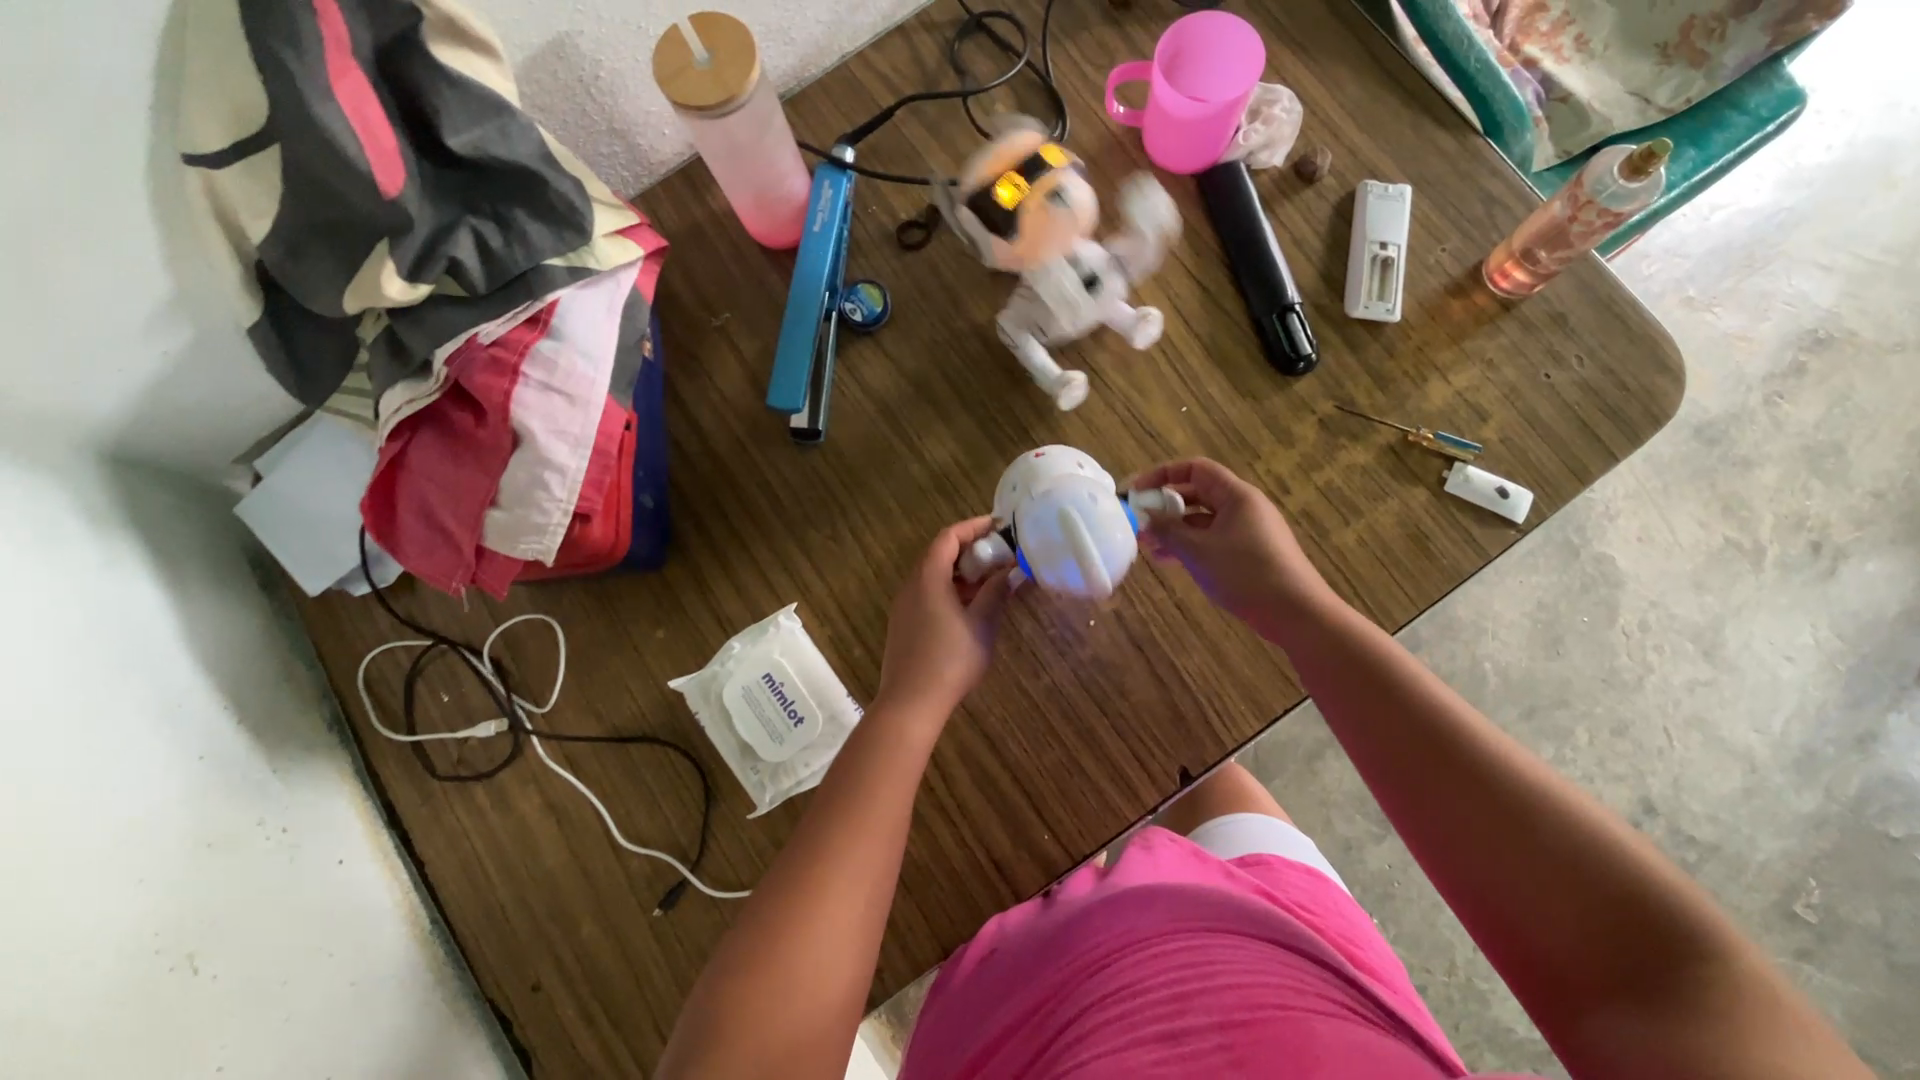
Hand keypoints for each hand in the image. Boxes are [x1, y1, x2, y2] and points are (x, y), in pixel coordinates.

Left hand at [876, 517, 1015, 718]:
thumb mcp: (982, 625)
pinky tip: (971, 607)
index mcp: (928, 578)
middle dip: (971, 550)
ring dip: (962, 573)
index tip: (1000, 527)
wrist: (911, 702)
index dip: (974, 527)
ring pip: (934, 576)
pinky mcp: (904, 624)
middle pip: (939, 554)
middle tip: (1001, 555)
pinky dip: (951, 590)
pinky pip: (928, 594)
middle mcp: (911, 585)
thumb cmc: (950, 660)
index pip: (948, 537)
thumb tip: (1012, 571)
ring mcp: (904, 606)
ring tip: (992, 581)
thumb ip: (996, 593)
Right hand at [1127, 458, 1331, 638]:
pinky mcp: (1250, 553)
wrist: (1295, 613)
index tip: (1136, 492)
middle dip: (1165, 506)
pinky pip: (1213, 539)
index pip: (1194, 469)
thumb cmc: (1245, 574)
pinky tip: (1170, 561)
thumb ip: (1167, 530)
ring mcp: (1248, 531)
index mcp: (1236, 495)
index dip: (1161, 475)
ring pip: (1203, 520)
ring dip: (1175, 529)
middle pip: (1197, 493)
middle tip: (1138, 523)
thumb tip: (1146, 517)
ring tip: (1148, 547)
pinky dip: (1191, 545)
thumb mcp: (1198, 551)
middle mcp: (1244, 507)